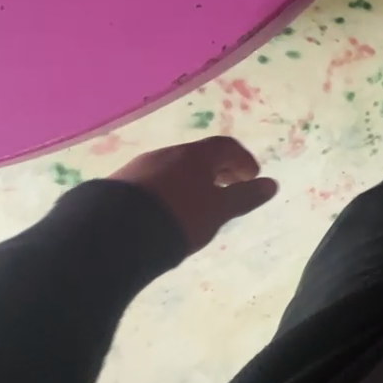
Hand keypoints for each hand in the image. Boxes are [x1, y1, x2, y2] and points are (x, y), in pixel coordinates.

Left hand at [111, 136, 278, 250]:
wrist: (111, 236)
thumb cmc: (178, 217)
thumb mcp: (219, 211)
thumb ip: (246, 197)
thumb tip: (271, 184)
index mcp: (196, 155)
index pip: (227, 147)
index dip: (243, 160)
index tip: (250, 179)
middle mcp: (167, 154)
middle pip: (199, 156)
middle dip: (218, 170)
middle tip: (227, 190)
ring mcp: (138, 168)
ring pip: (173, 169)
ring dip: (190, 181)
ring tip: (195, 204)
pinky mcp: (116, 186)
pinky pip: (151, 182)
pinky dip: (166, 191)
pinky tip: (165, 212)